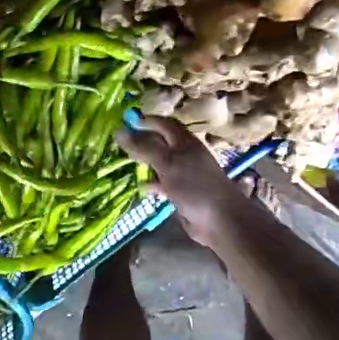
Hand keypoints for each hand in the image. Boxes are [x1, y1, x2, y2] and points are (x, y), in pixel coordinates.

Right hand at [115, 116, 254, 246]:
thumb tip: (120, 131)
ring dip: (146, 163)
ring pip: (161, 163)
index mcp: (185, 142)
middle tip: (121, 143)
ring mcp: (184, 174)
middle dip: (143, 141)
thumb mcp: (167, 163)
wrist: (219, 219)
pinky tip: (141, 187)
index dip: (147, 121)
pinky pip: (163, 184)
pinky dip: (152, 184)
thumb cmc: (194, 185)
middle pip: (162, 143)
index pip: (164, 124)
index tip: (126, 122)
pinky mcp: (182, 193)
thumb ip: (144, 148)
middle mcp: (185, 154)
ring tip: (126, 162)